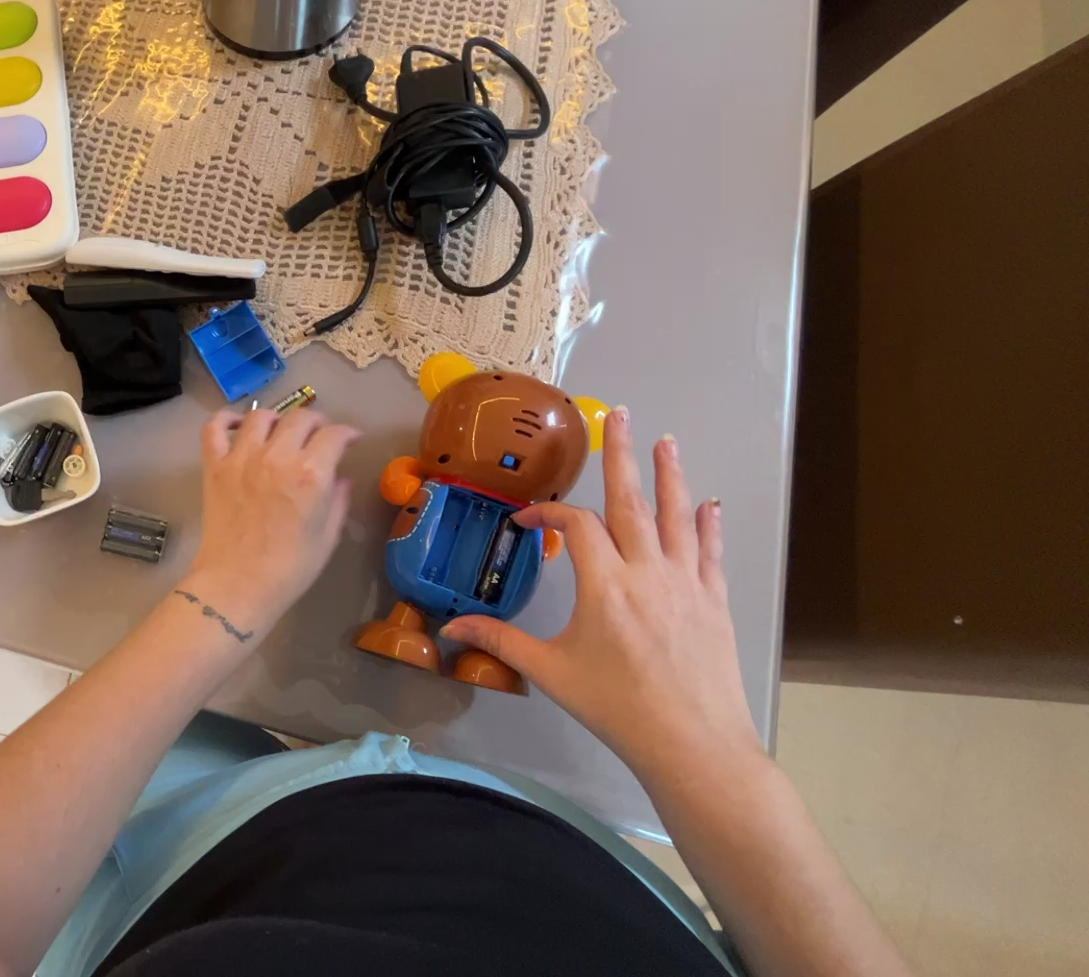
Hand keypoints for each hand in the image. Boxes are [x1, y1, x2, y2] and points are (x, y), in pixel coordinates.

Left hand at [184, 408, 359, 631]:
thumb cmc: (290, 568)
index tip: (350, 440)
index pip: (335, 435)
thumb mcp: (328, 536)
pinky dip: (226, 420)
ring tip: (280, 431)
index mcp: (311, 474)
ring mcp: (241, 457)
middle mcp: (277, 456)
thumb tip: (340, 477)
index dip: (348, 433)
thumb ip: (338, 499)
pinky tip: (237, 426)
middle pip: (300, 418)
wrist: (238, 583)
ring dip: (277, 418)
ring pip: (261, 416)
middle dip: (317, 422)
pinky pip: (214, 427)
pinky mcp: (215, 466)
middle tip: (319, 436)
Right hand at [443, 407, 760, 779]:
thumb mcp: (549, 671)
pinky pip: (709, 552)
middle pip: (632, 502)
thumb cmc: (615, 705)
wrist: (694, 745)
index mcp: (604, 585)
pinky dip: (707, 525)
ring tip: (665, 440)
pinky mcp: (714, 602)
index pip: (576, 527)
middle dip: (623, 456)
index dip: (549, 515)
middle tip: (621, 416)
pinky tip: (708, 505)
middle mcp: (647, 572)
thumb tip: (449, 627)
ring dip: (669, 476)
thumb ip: (499, 639)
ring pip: (676, 517)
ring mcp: (687, 584)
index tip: (528, 523)